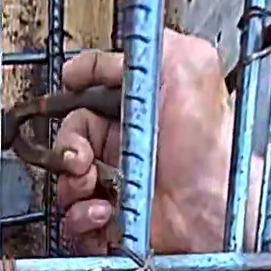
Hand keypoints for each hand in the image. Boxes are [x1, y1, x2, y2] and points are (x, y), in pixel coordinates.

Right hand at [53, 31, 233, 254]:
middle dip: (68, 150)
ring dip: (74, 186)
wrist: (204, 207)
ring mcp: (109, 187)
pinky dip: (82, 217)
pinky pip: (72, 220)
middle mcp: (118, 150)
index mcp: (132, 114)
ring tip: (96, 188)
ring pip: (65, 183)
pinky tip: (105, 213)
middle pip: (67, 144)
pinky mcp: (104, 223)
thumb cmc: (205, 146)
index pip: (85, 102)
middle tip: (82, 159)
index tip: (69, 100)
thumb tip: (94, 60)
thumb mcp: (189, 66)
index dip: (73, 102)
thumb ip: (145, 48)